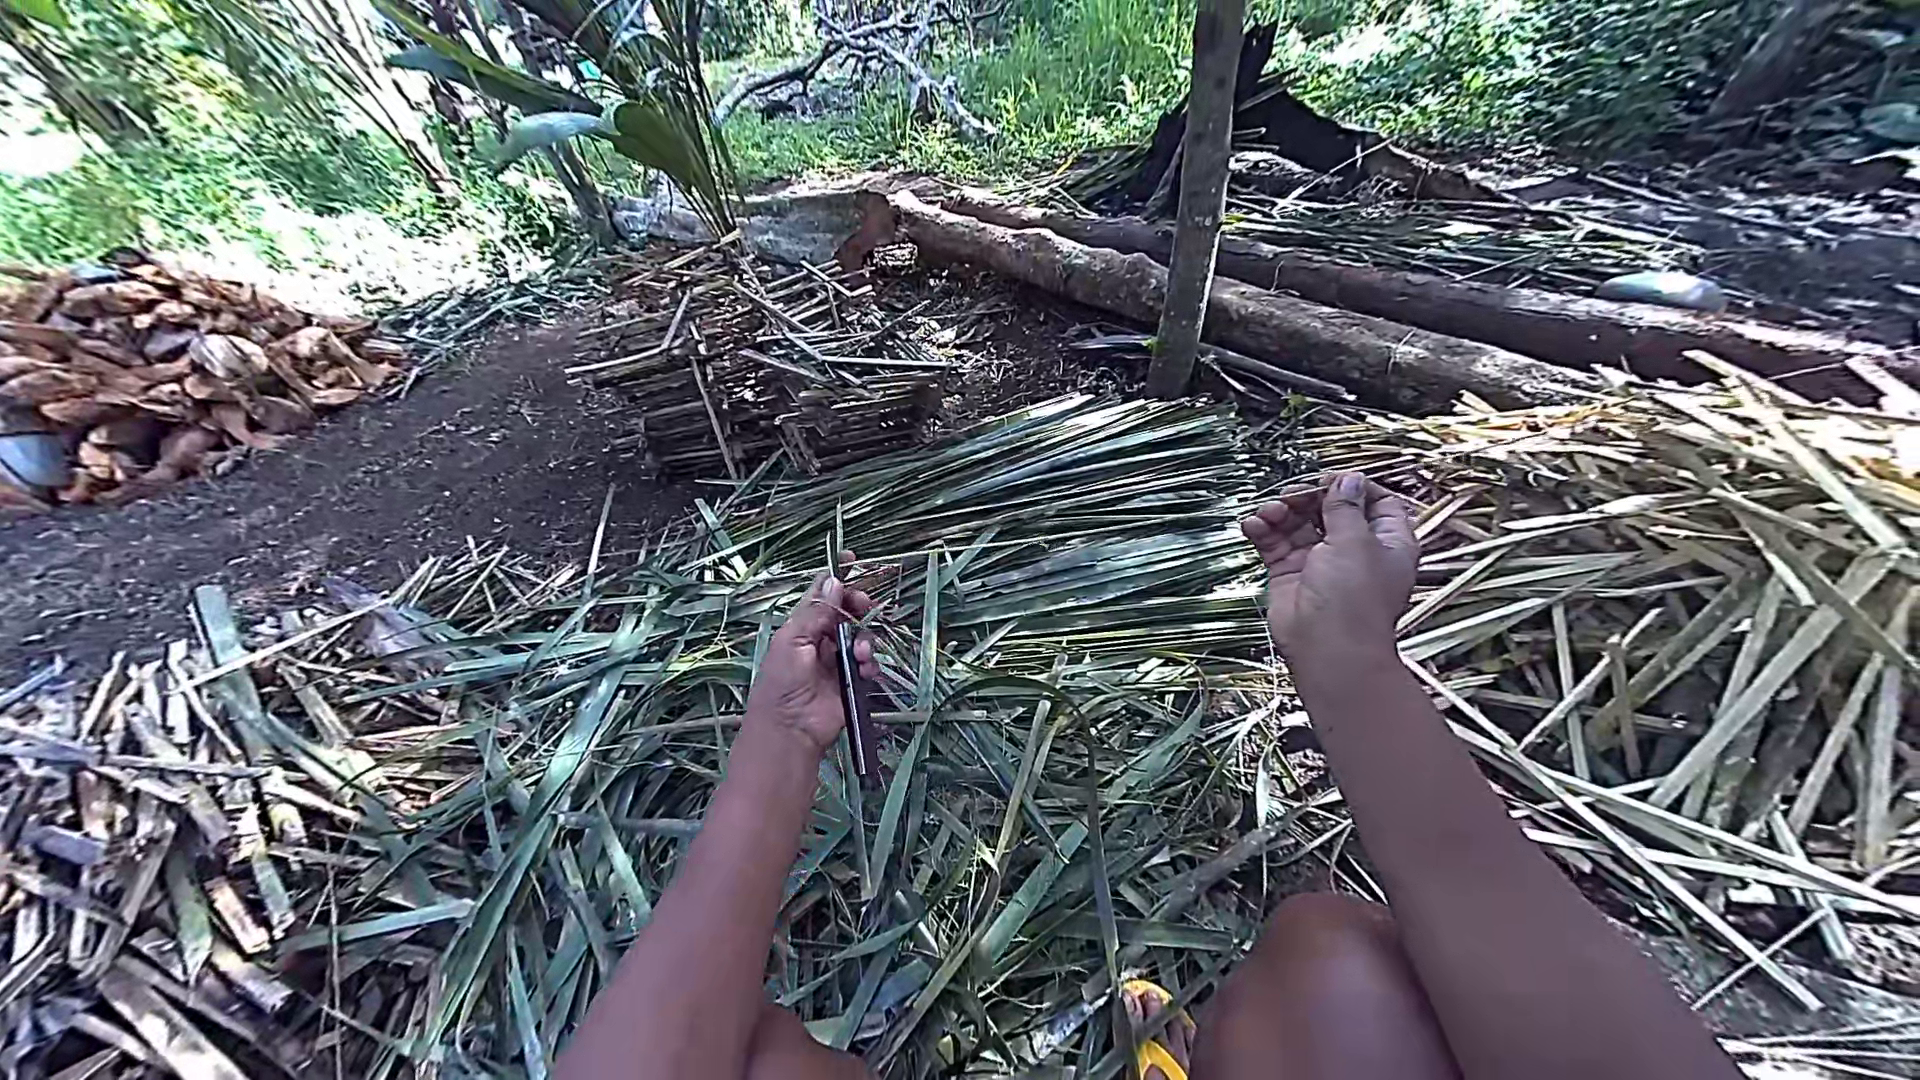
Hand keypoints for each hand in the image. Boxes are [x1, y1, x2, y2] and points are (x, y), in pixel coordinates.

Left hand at [745, 555, 880, 754]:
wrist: (790, 730)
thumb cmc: (782, 683)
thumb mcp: (793, 641)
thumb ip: (816, 612)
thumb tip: (834, 582)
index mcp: (802, 626)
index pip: (821, 595)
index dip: (836, 577)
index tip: (851, 560)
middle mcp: (821, 639)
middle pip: (846, 612)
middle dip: (857, 606)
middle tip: (863, 605)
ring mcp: (837, 660)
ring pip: (861, 636)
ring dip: (865, 640)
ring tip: (861, 654)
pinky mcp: (852, 680)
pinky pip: (869, 664)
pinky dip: (870, 664)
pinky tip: (865, 670)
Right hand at [1240, 472, 1417, 664]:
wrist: (1325, 646)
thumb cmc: (1353, 601)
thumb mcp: (1355, 542)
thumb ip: (1345, 508)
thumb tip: (1347, 480)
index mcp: (1385, 542)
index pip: (1375, 503)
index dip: (1352, 487)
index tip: (1329, 480)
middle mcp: (1352, 550)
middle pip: (1329, 510)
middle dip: (1308, 498)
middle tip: (1292, 496)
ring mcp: (1318, 561)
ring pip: (1296, 524)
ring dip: (1280, 513)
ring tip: (1268, 513)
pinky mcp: (1289, 572)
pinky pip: (1273, 543)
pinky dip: (1262, 530)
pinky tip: (1253, 525)